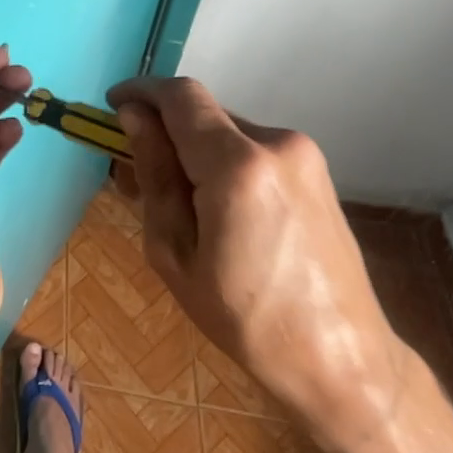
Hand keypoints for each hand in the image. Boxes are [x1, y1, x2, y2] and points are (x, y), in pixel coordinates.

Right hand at [106, 76, 402, 431]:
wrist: (341, 360)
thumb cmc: (243, 318)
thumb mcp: (174, 252)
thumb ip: (154, 175)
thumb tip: (134, 118)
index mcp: (237, 166)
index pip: (180, 96)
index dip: (139, 92)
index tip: (111, 108)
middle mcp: (276, 145)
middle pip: (202, 113)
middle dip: (163, 131)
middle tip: (134, 176)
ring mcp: (304, 157)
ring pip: (226, 131)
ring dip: (192, 150)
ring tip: (176, 205)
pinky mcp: (317, 173)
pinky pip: (252, 150)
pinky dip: (222, 163)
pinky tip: (215, 211)